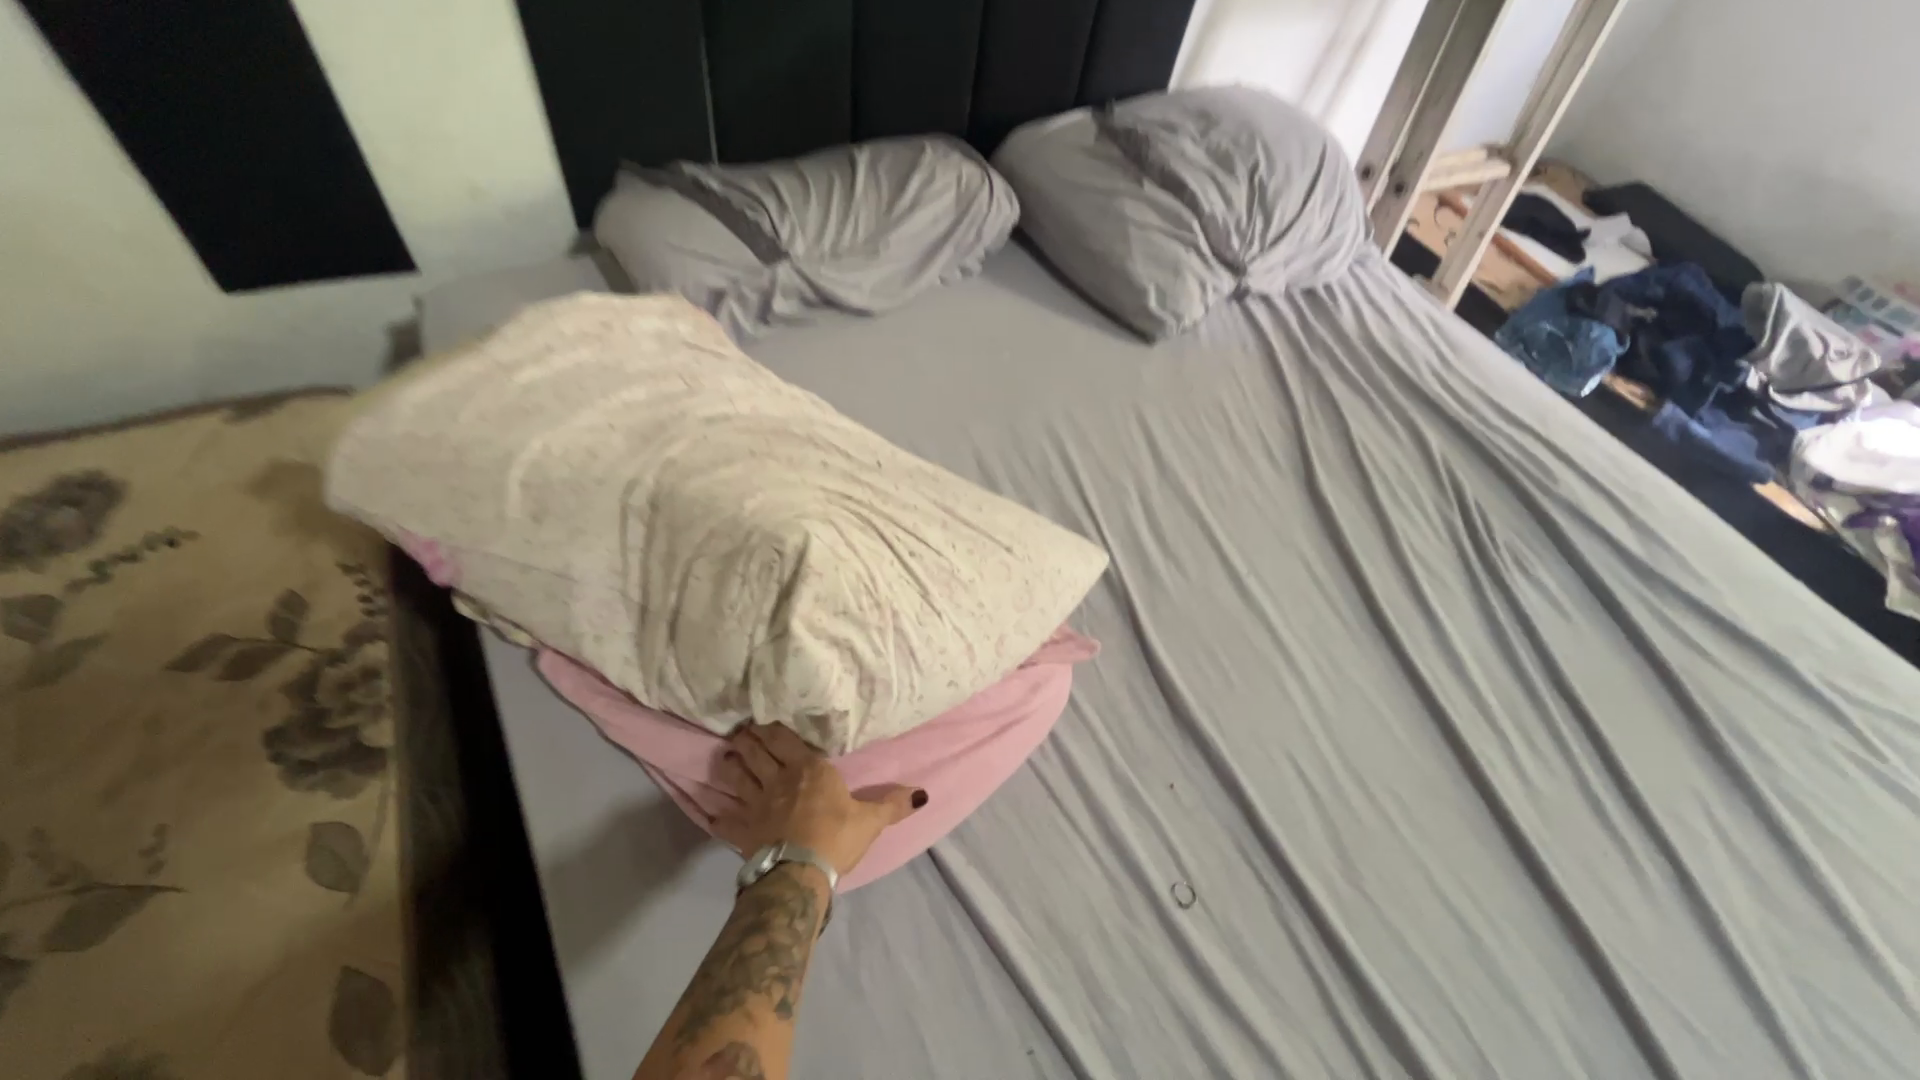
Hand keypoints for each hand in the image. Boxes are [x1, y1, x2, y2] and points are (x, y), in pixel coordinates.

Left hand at [712, 723, 926, 876]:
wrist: (800, 873)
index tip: (761, 720)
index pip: (784, 740)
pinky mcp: (742, 831)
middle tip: (740, 733)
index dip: (771, 729)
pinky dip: (717, 815)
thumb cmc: (837, 838)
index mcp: (808, 770)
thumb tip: (923, 794)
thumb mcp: (870, 820)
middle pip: (757, 753)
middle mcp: (778, 780)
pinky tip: (712, 812)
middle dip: (747, 741)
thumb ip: (892, 804)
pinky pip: (724, 821)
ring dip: (730, 766)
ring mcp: (756, 805)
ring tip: (725, 756)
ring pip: (737, 778)